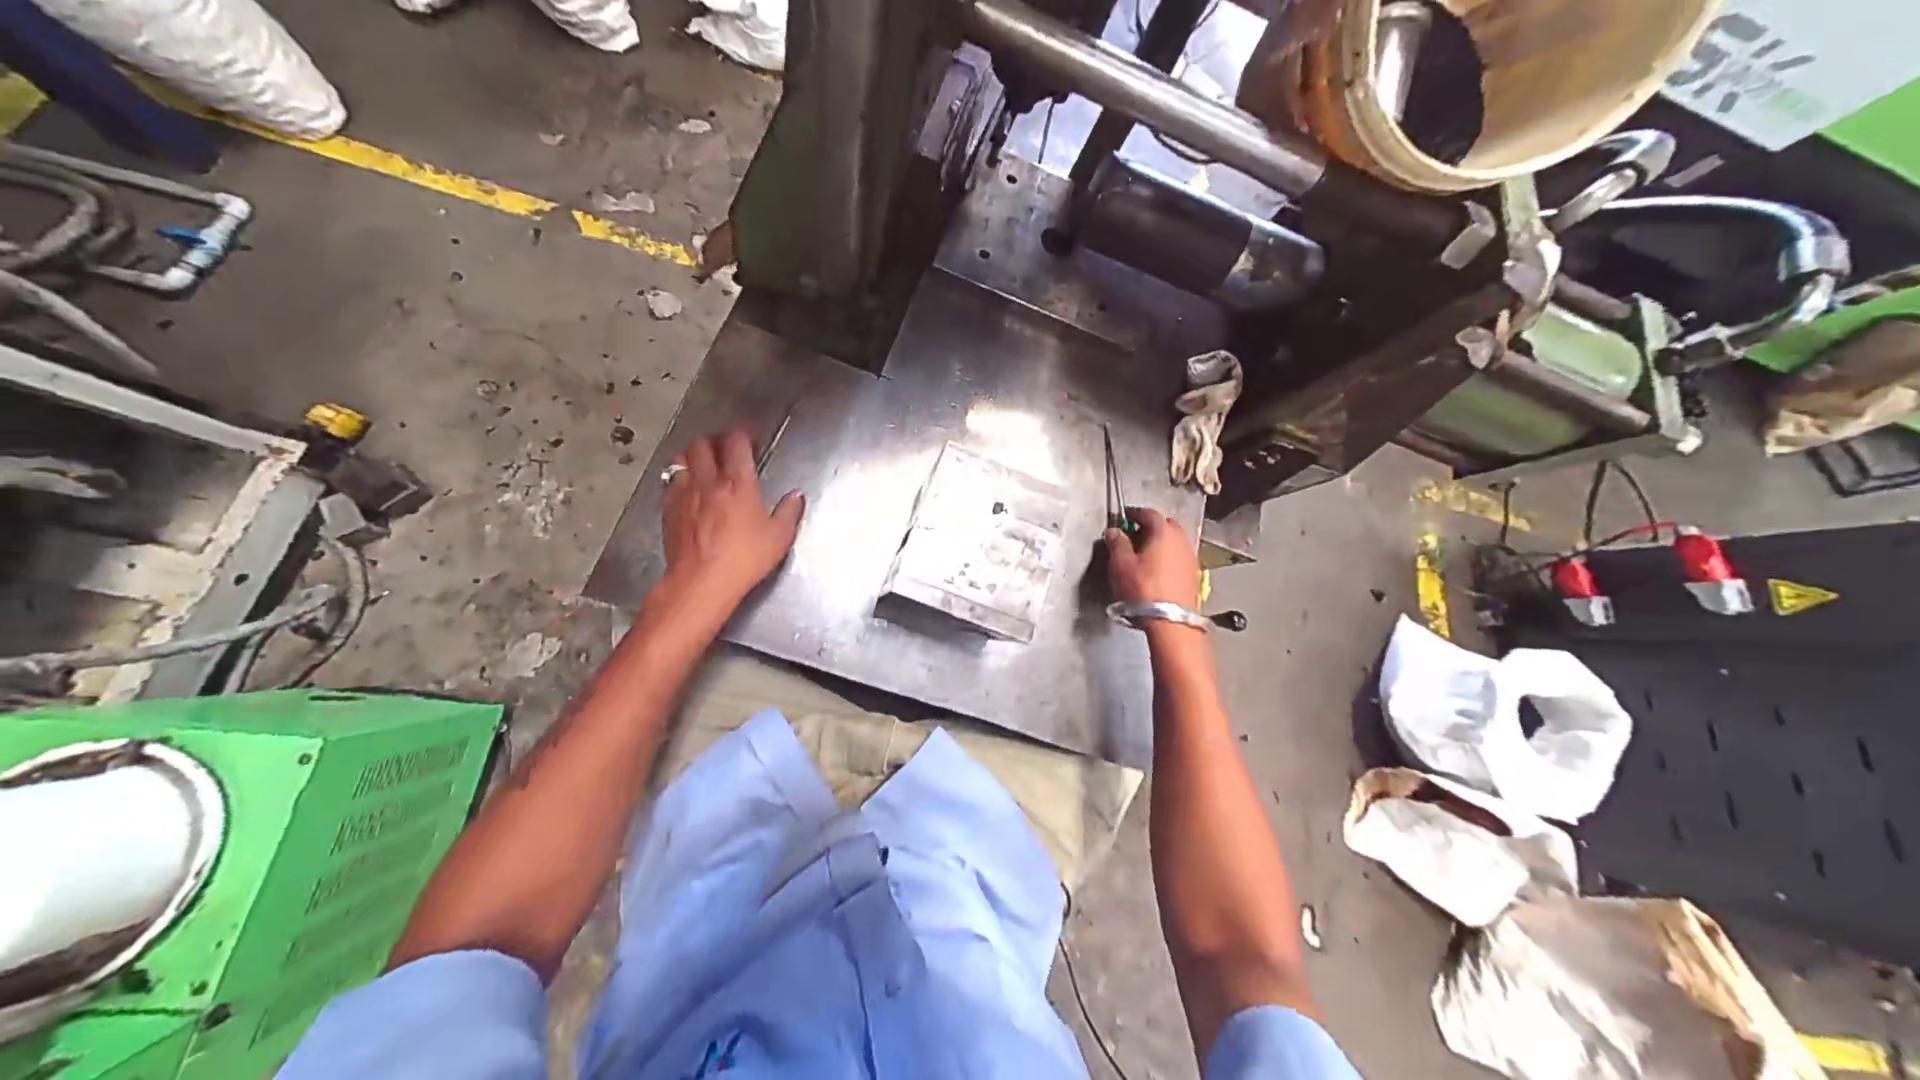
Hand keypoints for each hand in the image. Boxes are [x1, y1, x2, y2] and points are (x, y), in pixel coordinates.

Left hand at [661, 430, 804, 609]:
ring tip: (702, 462)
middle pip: (703, 444)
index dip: (742, 435)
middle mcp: (708, 482)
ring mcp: (684, 495)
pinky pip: (670, 484)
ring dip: (692, 455)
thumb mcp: (779, 537)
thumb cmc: (743, 559)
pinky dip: (679, 480)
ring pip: (681, 459)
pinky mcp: (668, 511)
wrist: (702, 581)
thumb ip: (789, 512)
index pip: (736, 443)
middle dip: (714, 440)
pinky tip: (687, 490)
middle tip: (724, 447)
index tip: (747, 438)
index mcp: (738, 483)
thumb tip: (796, 497)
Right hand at [1105, 508, 1199, 609]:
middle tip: (1133, 535)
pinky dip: (1168, 557)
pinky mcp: (1194, 575)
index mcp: (1164, 532)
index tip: (1125, 517)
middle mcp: (1181, 540)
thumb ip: (1116, 544)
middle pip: (1165, 525)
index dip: (1134, 513)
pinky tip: (1157, 570)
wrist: (1171, 621)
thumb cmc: (1144, 590)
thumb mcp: (1121, 565)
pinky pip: (1179, 557)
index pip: (1149, 514)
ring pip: (1174, 542)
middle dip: (1149, 527)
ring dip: (1160, 543)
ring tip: (1144, 555)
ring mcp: (1191, 557)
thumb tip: (1114, 532)